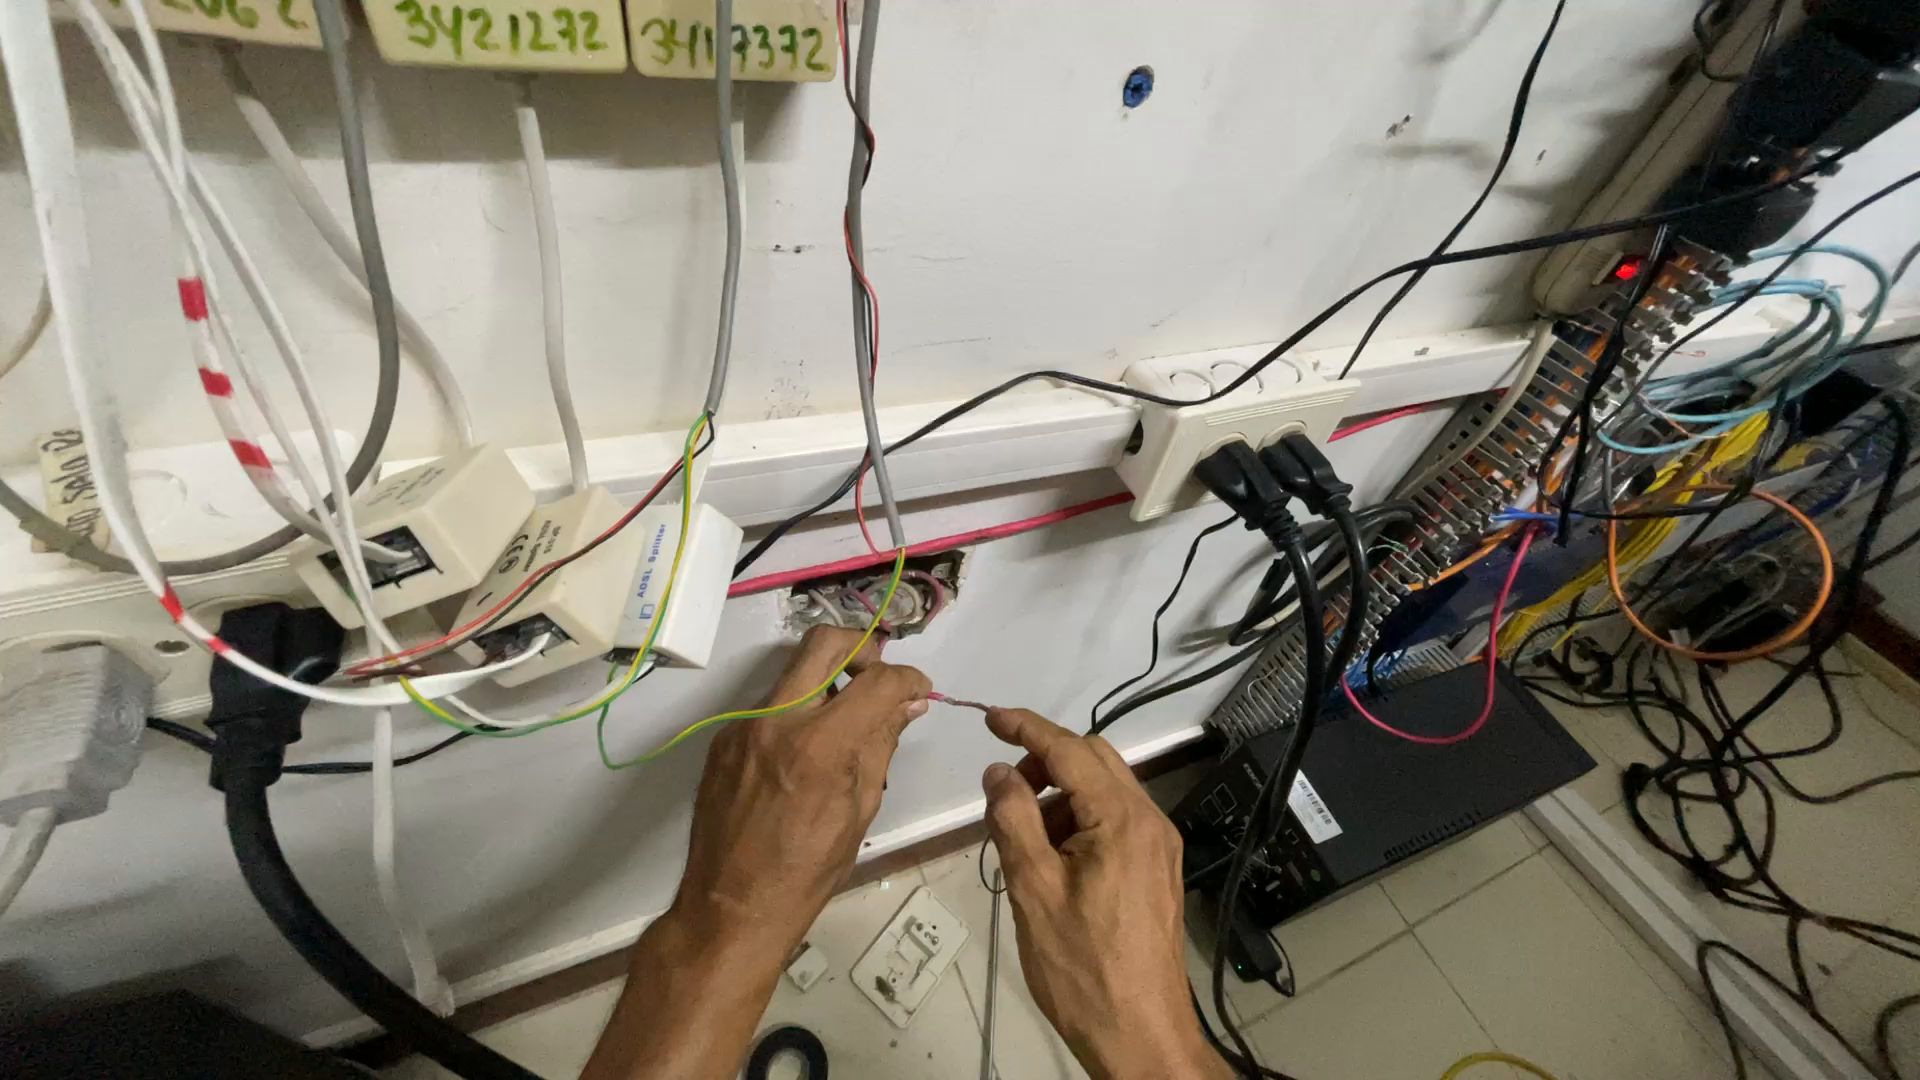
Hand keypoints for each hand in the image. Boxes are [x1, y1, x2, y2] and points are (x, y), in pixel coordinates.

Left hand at [674, 624, 931, 950]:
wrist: (730, 907)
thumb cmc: (809, 869)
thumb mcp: (861, 807)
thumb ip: (883, 742)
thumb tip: (910, 703)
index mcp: (820, 745)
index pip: (878, 680)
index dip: (909, 678)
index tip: (919, 690)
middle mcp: (776, 719)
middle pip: (824, 642)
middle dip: (863, 647)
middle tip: (878, 675)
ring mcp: (742, 724)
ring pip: (795, 671)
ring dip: (828, 680)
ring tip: (845, 719)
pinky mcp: (722, 736)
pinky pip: (770, 704)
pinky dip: (799, 711)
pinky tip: (806, 750)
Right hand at [982, 708, 1229, 1079]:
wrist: (1144, 1039)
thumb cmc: (1083, 968)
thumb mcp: (1034, 890)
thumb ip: (1013, 819)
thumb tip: (1000, 771)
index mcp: (1122, 820)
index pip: (1069, 750)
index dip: (1027, 728)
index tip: (990, 717)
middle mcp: (1149, 820)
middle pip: (1094, 759)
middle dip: (1045, 760)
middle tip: (1006, 789)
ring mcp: (1158, 844)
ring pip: (1104, 787)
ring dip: (1061, 791)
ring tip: (1024, 834)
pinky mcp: (1157, 867)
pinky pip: (1115, 818)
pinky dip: (1079, 817)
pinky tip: (1052, 855)